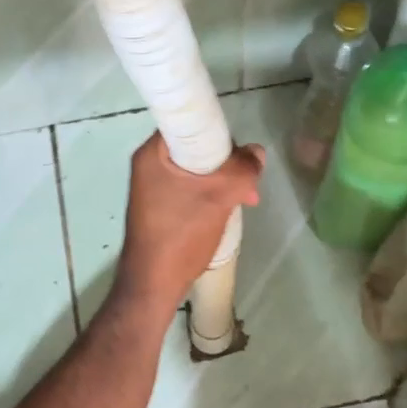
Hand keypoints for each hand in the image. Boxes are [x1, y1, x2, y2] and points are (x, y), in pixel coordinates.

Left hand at [113, 132, 263, 315]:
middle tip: (247, 184)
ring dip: (223, 183)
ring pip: (197, 172)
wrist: (154, 284)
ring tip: (244, 201)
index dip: (220, 133)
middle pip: (197, 148)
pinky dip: (211, 197)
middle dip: (227, 163)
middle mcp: (149, 166)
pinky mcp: (160, 209)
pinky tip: (226, 213)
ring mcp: (153, 189)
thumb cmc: (181, 234)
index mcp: (153, 153)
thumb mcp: (219, 196)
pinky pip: (191, 191)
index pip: (190, 123)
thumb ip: (243, 169)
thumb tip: (257, 153)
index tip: (240, 155)